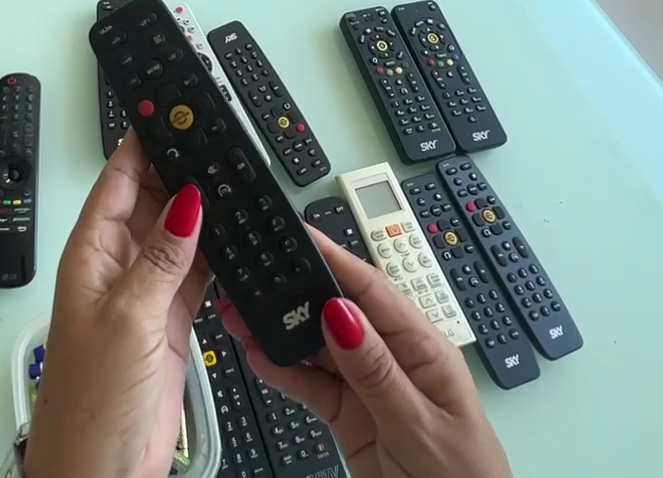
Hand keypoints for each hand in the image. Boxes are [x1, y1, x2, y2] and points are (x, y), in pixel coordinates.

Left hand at [24, 136, 210, 477]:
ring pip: (176, 230)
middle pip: (148, 197)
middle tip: (206, 136)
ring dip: (197, 206)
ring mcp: (145, 291)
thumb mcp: (127, 317)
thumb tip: (185, 202)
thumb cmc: (88, 404)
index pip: (116, 179)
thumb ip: (160, 257)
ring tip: (223, 174)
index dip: (139, 143)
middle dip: (175, 167)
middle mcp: (117, 265)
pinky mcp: (170, 318)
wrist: (101, 473)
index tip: (164, 112)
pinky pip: (194, 268)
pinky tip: (229, 232)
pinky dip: (213, 249)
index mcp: (92, 253)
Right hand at [219, 227, 510, 477]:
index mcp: (422, 348)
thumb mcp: (423, 428)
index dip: (332, 257)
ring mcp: (367, 387)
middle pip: (335, 311)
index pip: (370, 289)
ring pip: (315, 345)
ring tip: (239, 312)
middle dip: (294, 290)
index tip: (296, 234)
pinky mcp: (348, 415)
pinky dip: (282, 369)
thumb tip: (340, 312)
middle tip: (252, 273)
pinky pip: (310, 384)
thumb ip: (377, 372)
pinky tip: (257, 354)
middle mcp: (391, 359)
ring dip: (278, 329)